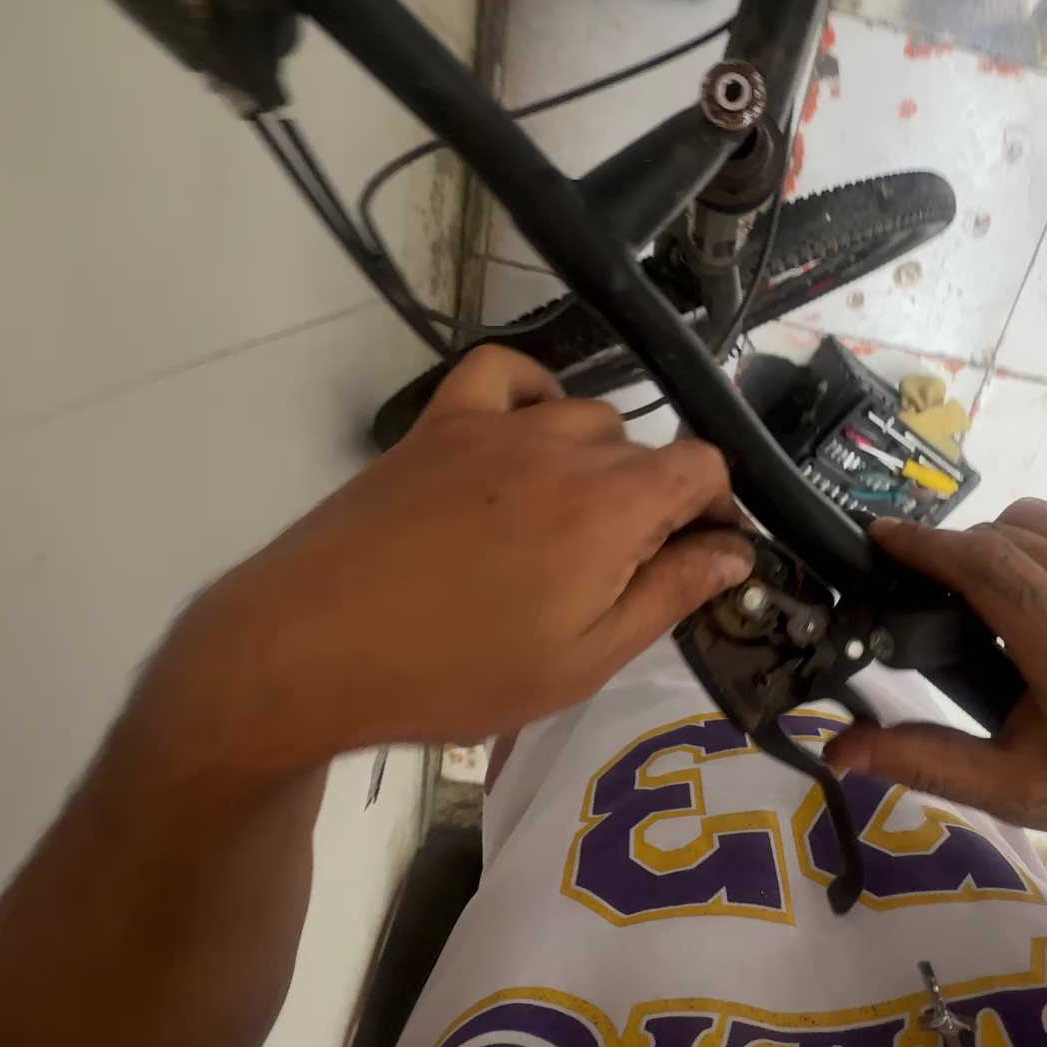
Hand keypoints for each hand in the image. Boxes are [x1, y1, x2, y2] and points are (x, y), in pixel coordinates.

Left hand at [132, 346, 753, 786]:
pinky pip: (507, 374)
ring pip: (589, 417)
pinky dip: (535, 396)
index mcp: (611, 508)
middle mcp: (564, 447)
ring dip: (602, 463)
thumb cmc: (458, 672)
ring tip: (570, 520)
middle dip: (658, 503)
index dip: (718, 508)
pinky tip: (529, 436)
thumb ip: (669, 595)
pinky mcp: (441, 422)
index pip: (703, 466)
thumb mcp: (584, 659)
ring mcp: (498, 426)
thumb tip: (735, 554)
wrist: (311, 650)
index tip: (703, 553)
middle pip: (647, 451)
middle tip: (623, 567)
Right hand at [824, 499, 1046, 873]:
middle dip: (952, 553)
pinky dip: (1034, 546)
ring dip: (992, 544)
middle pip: (1002, 535)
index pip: (986, 566)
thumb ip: (925, 761)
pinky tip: (1034, 591)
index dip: (923, 544)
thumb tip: (839, 750)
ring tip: (981, 593)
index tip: (879, 537)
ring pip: (1035, 519)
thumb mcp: (1020, 789)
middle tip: (930, 592)